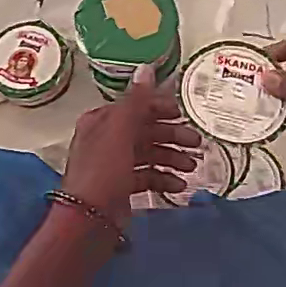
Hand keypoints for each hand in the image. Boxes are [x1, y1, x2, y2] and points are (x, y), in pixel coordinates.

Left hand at [60, 64, 202, 224]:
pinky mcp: (121, 187)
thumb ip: (136, 101)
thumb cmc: (103, 170)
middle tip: (197, 144)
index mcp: (102, 121)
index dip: (159, 109)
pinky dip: (163, 179)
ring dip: (171, 158)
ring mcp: (113, 164)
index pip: (134, 107)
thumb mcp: (120, 131)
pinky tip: (178, 186)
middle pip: (144, 131)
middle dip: (172, 137)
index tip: (182, 115)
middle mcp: (106, 139)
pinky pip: (146, 176)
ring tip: (192, 167)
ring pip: (148, 154)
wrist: (88, 219)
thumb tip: (147, 67)